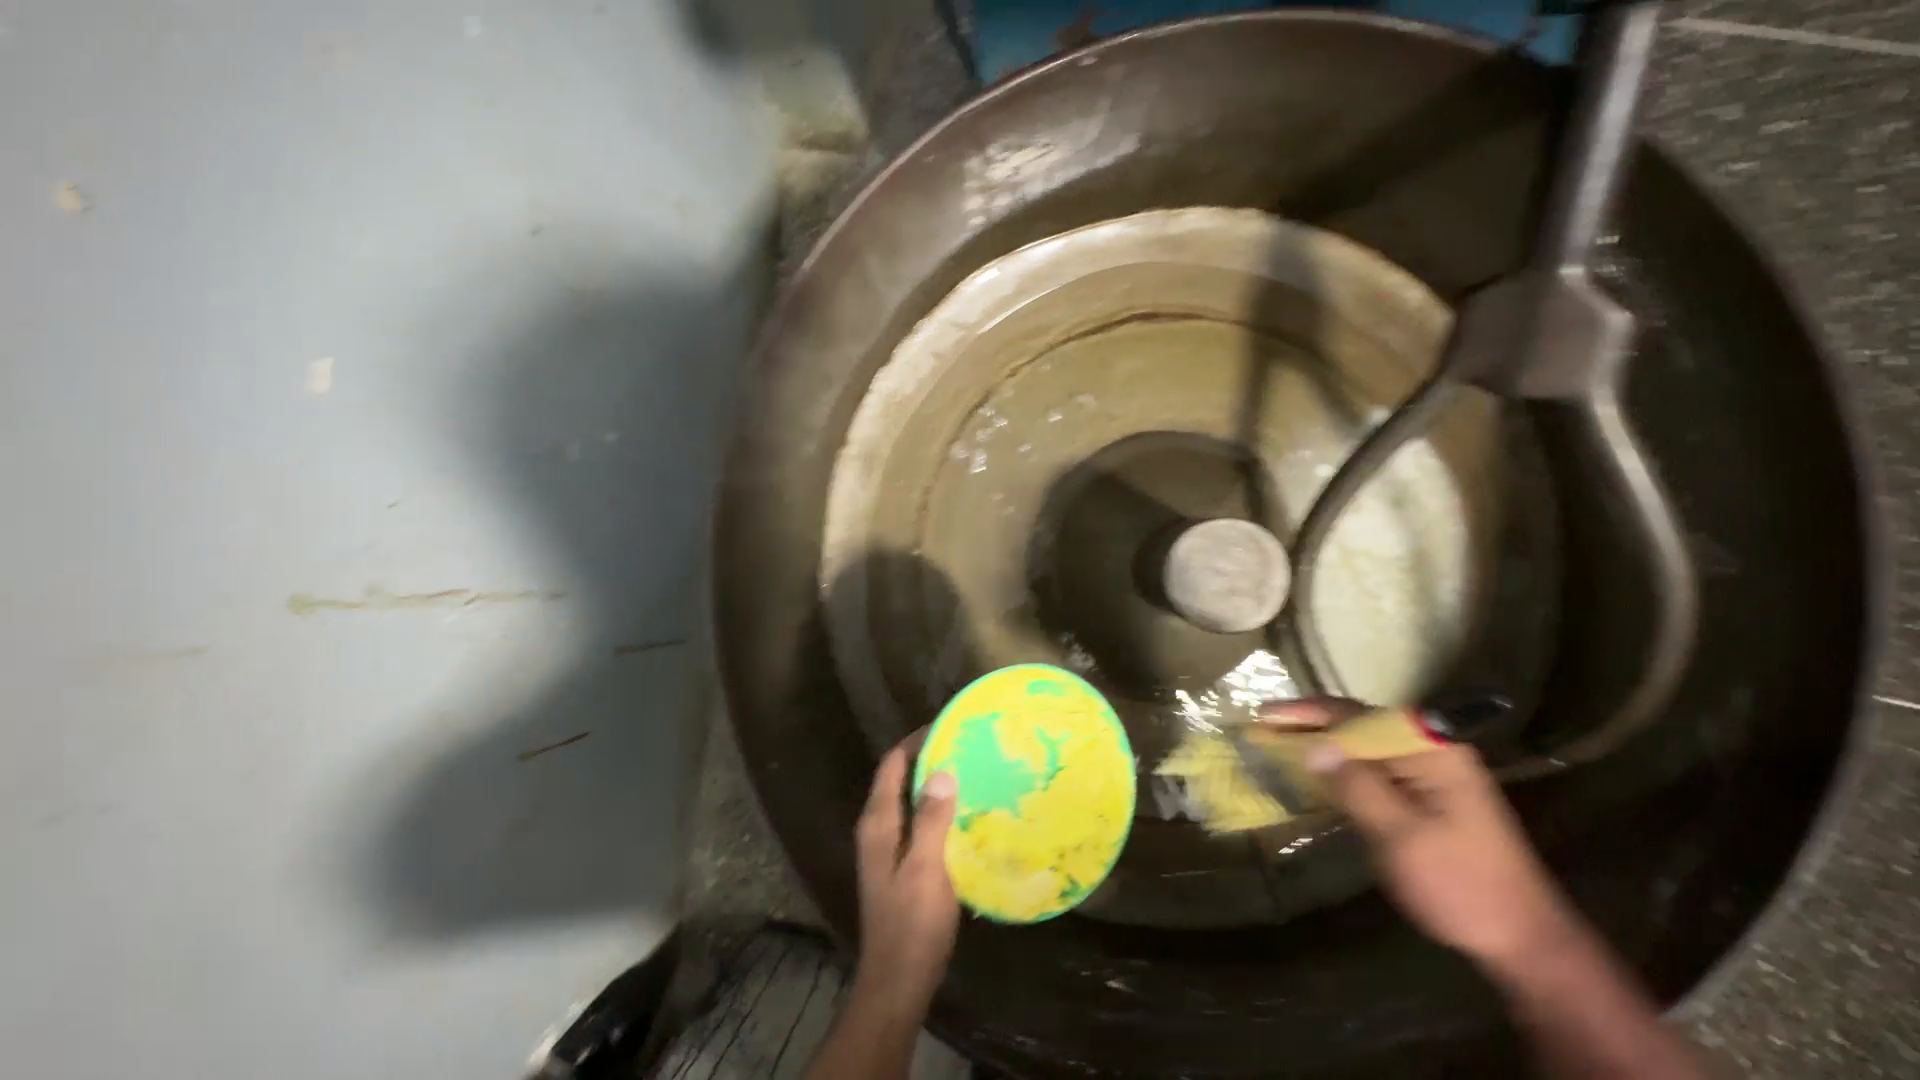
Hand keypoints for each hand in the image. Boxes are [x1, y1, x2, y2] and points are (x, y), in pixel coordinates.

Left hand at [851, 734, 960, 1013]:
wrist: (898, 980)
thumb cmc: (912, 924)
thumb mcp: (926, 868)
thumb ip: (931, 820)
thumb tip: (941, 770)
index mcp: (877, 824)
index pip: (892, 765)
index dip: (916, 740)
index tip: (950, 724)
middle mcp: (877, 830)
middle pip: (899, 779)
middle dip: (929, 758)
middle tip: (968, 744)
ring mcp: (887, 850)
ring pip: (910, 802)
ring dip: (935, 784)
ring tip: (973, 770)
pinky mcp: (902, 867)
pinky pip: (919, 824)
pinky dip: (939, 810)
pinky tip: (968, 814)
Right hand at [1259, 698, 1576, 969]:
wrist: (1521, 938)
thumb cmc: (1460, 884)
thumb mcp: (1401, 835)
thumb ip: (1356, 786)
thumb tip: (1314, 745)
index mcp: (1431, 751)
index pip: (1358, 716)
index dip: (1307, 712)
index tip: (1264, 715)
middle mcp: (1431, 753)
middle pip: (1360, 725)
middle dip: (1310, 724)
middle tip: (1262, 728)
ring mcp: (1431, 777)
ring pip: (1365, 748)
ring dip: (1323, 745)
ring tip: (1278, 745)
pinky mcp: (1427, 800)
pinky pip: (1375, 772)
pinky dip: (1341, 770)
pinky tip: (1316, 776)